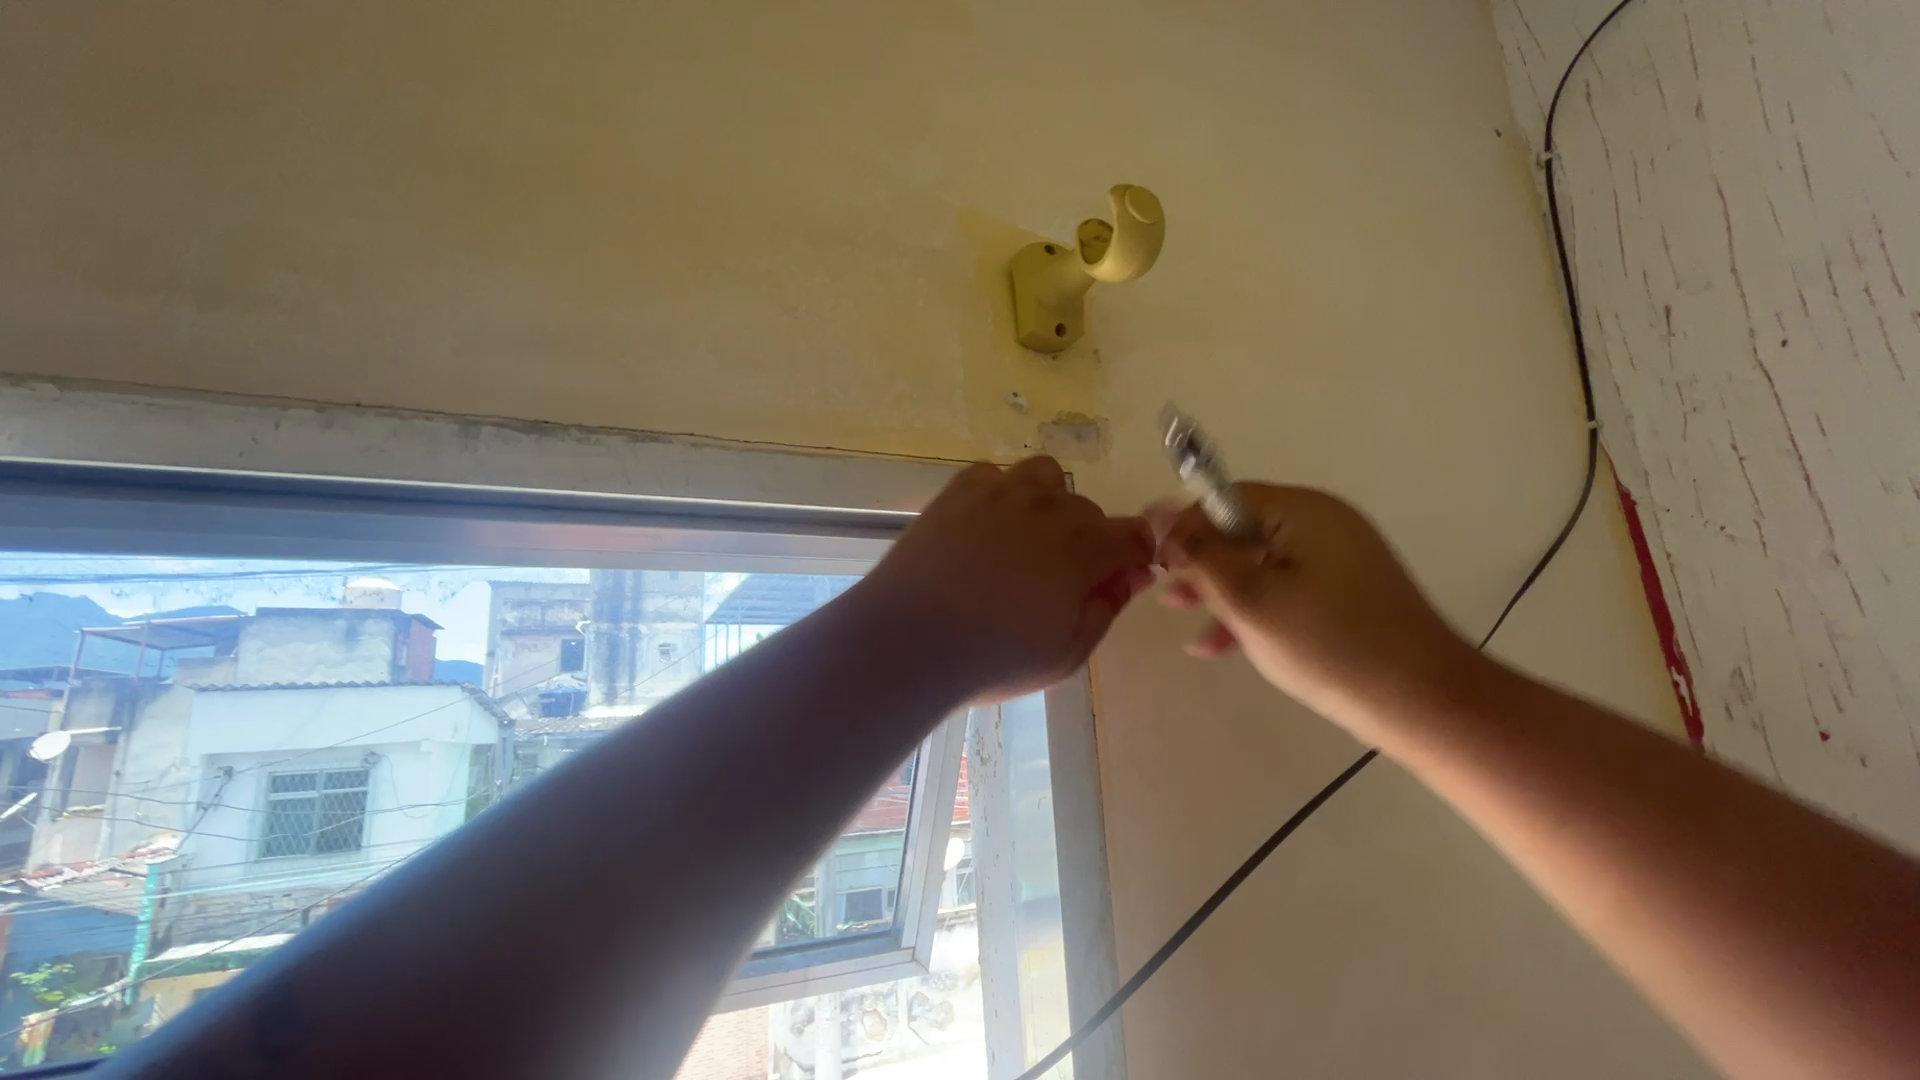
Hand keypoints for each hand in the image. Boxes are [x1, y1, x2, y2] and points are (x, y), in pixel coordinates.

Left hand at [861, 456, 1154, 703]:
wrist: (908, 641)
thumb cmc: (993, 659)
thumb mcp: (1066, 653)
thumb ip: (1106, 608)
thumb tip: (1135, 574)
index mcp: (1082, 548)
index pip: (1133, 535)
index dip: (1134, 557)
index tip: (1115, 581)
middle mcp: (1047, 508)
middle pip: (1089, 510)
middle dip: (1089, 541)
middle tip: (1059, 581)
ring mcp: (1000, 493)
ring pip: (1046, 477)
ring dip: (1050, 503)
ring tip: (1027, 541)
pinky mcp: (958, 491)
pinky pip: (995, 474)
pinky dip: (1001, 493)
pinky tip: (987, 526)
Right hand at [1150, 483, 1482, 734]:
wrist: (1421, 701)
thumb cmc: (1326, 644)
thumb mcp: (1248, 598)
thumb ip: (1199, 553)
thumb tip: (1156, 509)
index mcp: (1302, 511)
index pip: (1225, 499)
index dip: (1184, 528)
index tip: (1156, 565)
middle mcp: (1323, 523)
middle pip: (1241, 530)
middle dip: (1200, 561)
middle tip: (1166, 594)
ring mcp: (1338, 558)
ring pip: (1259, 563)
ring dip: (1219, 589)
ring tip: (1181, 616)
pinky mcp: (1345, 593)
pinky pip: (1285, 587)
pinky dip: (1252, 608)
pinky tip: (1216, 644)